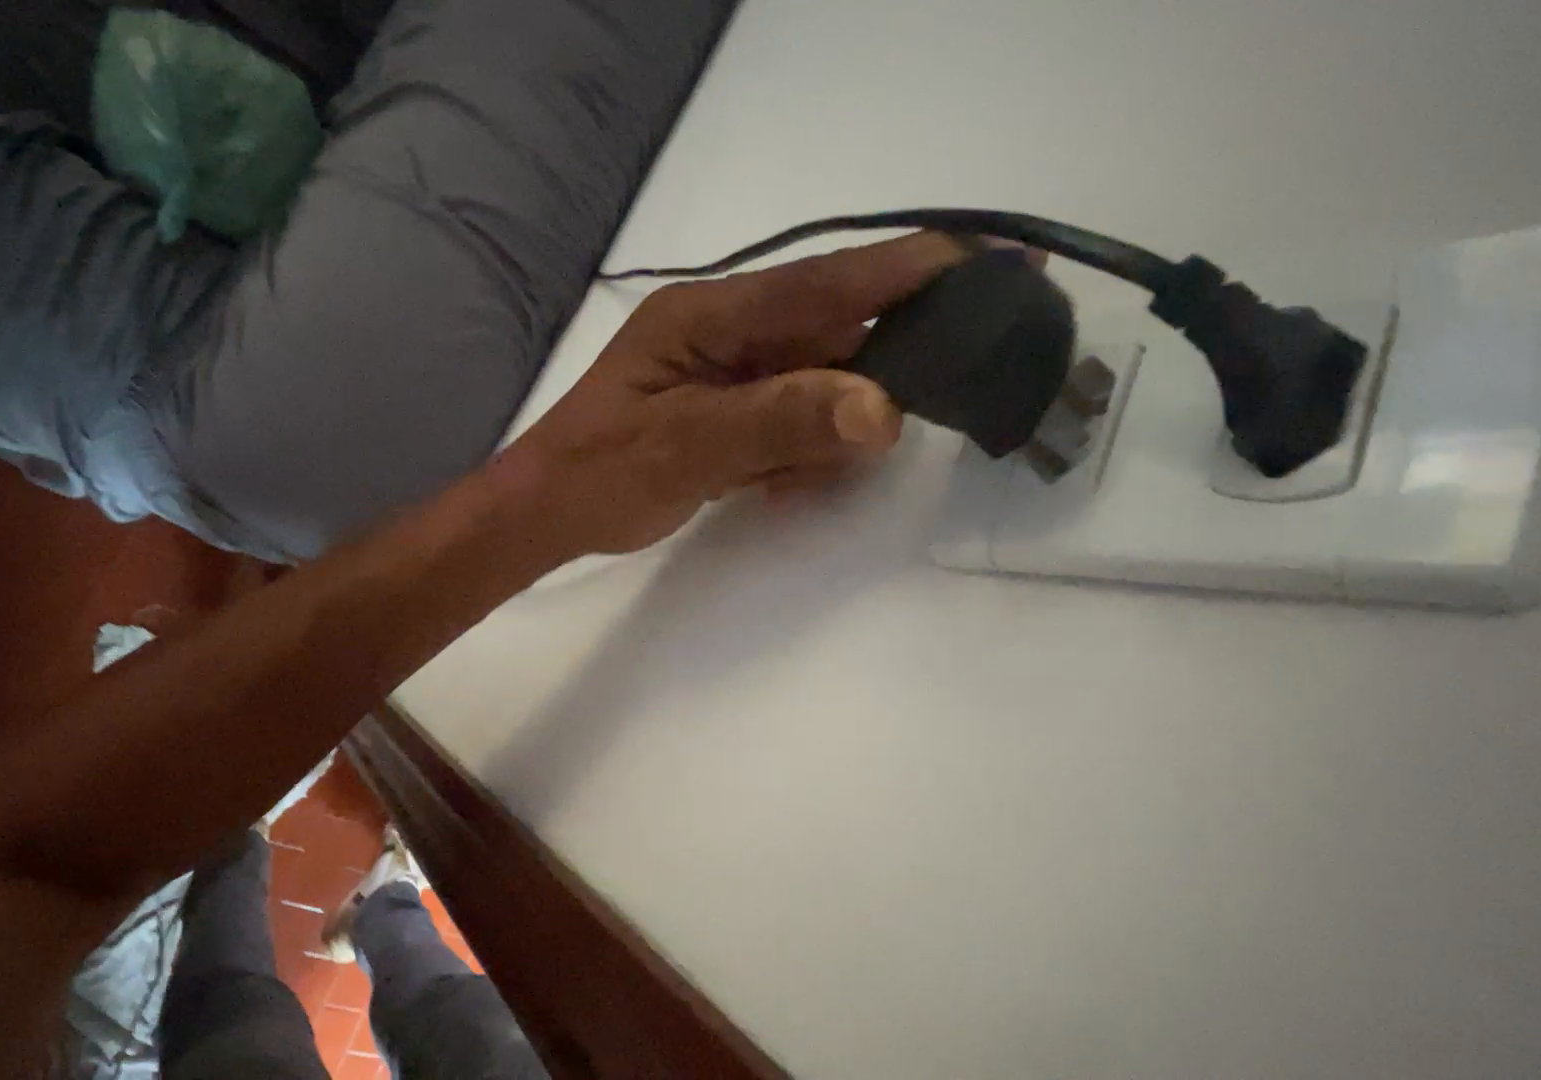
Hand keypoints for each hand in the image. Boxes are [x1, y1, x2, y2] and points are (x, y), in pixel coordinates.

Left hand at [499, 231, 974, 557]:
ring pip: (820, 382)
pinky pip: (795, 419)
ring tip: (794, 470)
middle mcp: (728, 333)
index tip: (993, 259)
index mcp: (709, 317)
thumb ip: (777, 421)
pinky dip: (801, 453)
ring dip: (833, 424)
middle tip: (941, 383)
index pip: (824, 283)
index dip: (909, 270)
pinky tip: (770, 486)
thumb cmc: (599, 473)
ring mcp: (731, 373)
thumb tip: (883, 409)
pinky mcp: (732, 411)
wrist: (546, 513)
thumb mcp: (683, 448)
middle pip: (834, 330)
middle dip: (884, 362)